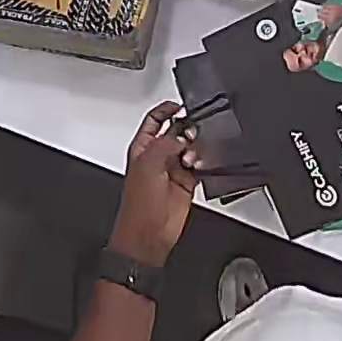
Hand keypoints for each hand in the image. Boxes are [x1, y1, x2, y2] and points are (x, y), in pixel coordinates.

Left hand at [110, 101, 198, 267]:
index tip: (179, 105)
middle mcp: (158, 156)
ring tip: (192, 156)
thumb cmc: (138, 204)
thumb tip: (181, 135)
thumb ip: (165, 144)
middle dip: (185, 128)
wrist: (149, 235)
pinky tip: (199, 164)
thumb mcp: (148, 165)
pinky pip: (199, 164)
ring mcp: (173, 169)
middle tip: (191, 131)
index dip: (165, 110)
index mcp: (143, 147)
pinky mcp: (187, 182)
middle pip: (175, 131)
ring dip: (194, 147)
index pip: (154, 120)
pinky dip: (202, 161)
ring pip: (189, 147)